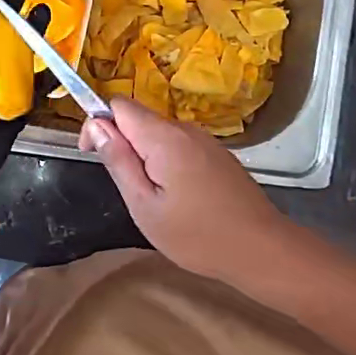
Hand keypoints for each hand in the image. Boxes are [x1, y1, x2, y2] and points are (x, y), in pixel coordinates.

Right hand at [79, 98, 301, 282]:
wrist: (260, 248)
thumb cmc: (196, 235)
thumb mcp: (144, 205)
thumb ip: (118, 161)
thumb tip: (96, 126)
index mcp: (164, 137)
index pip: (119, 105)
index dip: (99, 124)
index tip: (95, 155)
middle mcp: (185, 129)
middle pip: (140, 118)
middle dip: (123, 144)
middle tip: (129, 189)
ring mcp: (206, 140)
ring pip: (160, 134)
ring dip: (146, 156)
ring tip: (155, 198)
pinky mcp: (218, 154)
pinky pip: (180, 146)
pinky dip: (168, 162)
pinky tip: (179, 197)